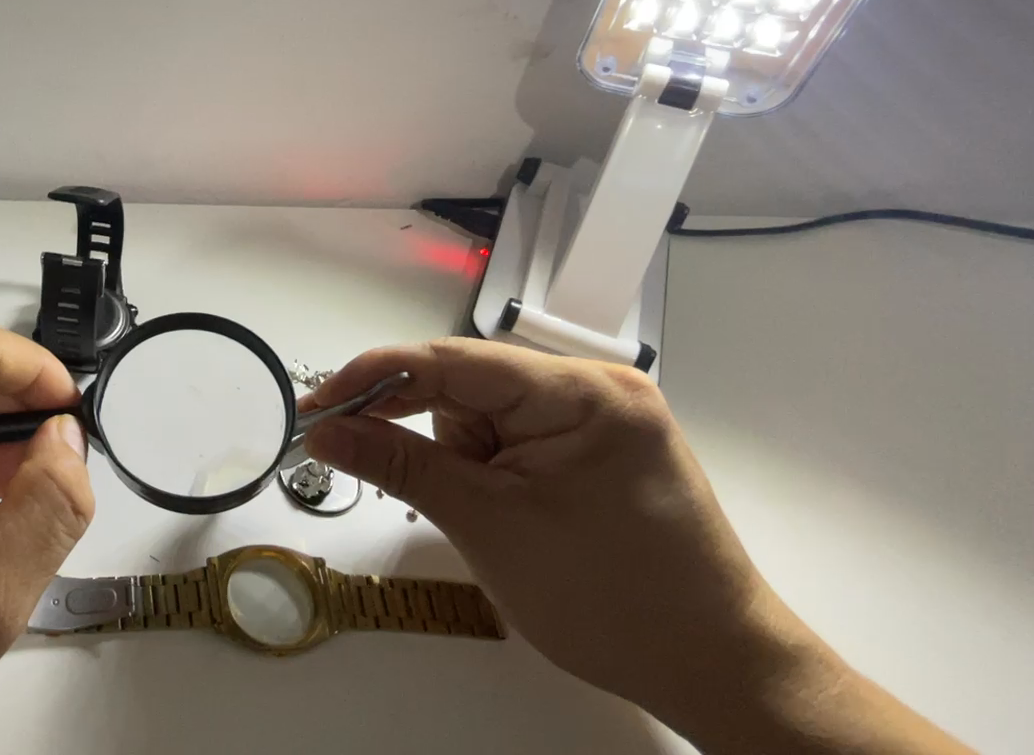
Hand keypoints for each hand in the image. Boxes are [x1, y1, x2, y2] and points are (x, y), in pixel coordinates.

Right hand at [303, 338, 965, 754]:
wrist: (717, 671)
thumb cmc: (610, 601)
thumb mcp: (485, 524)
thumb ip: (396, 463)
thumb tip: (322, 430)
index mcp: (579, 392)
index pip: (450, 361)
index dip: (372, 378)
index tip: (315, 405)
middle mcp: (592, 384)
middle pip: (465, 382)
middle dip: (419, 426)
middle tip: (373, 462)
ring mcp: (598, 412)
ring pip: (483, 410)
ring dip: (457, 455)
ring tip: (484, 514)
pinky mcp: (596, 440)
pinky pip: (511, 431)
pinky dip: (483, 463)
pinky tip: (497, 504)